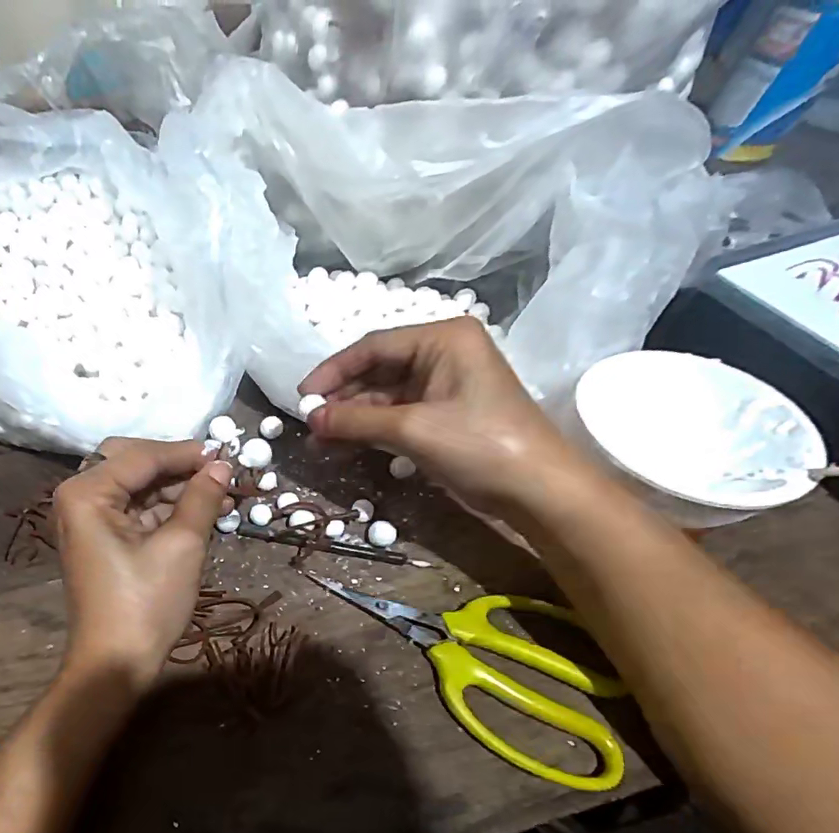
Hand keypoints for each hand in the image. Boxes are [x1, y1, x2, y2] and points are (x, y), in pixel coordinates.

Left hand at [51, 438, 232, 688]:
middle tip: (218, 472)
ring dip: (176, 489)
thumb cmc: (145, 604)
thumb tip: (222, 465)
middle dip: (178, 467)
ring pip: (136, 487)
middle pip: (133, 463)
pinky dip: (166, 510)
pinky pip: (134, 511)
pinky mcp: (100, 540)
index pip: (141, 456)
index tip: (226, 454)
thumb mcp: (181, 546)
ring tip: (222, 495)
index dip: (186, 453)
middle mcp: (78, 498)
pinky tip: (203, 512)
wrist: (114, 664)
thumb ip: (201, 498)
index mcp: (86, 493)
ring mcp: (87, 520)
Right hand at [300, 318, 593, 515]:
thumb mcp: (413, 429)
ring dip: (351, 419)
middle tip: (308, 425)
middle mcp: (442, 354)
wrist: (537, 489)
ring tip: (319, 443)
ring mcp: (443, 387)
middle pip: (377, 371)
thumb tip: (310, 420)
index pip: (373, 347)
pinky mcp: (443, 416)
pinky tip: (343, 447)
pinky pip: (396, 416)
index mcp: (443, 339)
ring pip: (383, 397)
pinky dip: (370, 431)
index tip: (301, 397)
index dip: (333, 372)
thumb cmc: (479, 445)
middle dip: (341, 399)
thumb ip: (356, 420)